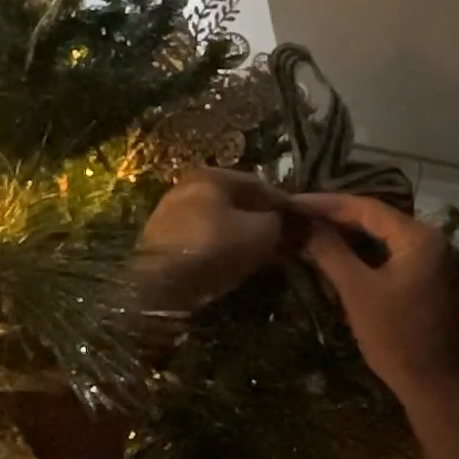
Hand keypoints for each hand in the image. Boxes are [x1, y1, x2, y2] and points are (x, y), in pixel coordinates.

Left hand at [133, 168, 289, 313]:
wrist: (160, 283)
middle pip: (234, 201)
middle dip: (258, 219)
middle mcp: (188, 185)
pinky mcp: (159, 238)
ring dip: (238, 234)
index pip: (257, 184)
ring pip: (216, 219)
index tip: (299, 223)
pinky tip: (228, 263)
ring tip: (257, 255)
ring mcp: (169, 211)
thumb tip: (287, 222)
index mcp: (212, 175)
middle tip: (279, 241)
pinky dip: (218, 246)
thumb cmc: (215, 247)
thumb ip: (278, 222)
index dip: (282, 203)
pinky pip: (200, 236)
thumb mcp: (261, 233)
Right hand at [293, 192, 458, 404]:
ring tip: (309, 229)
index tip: (292, 203)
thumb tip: (301, 224)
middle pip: (375, 217)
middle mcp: (431, 239)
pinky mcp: (428, 277)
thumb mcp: (358, 291)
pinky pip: (390, 252)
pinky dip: (363, 251)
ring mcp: (433, 259)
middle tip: (297, 214)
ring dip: (347, 234)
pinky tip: (336, 252)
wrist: (439, 389)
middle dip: (335, 216)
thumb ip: (330, 252)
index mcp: (419, 236)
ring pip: (382, 235)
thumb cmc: (397, 338)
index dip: (325, 204)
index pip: (365, 207)